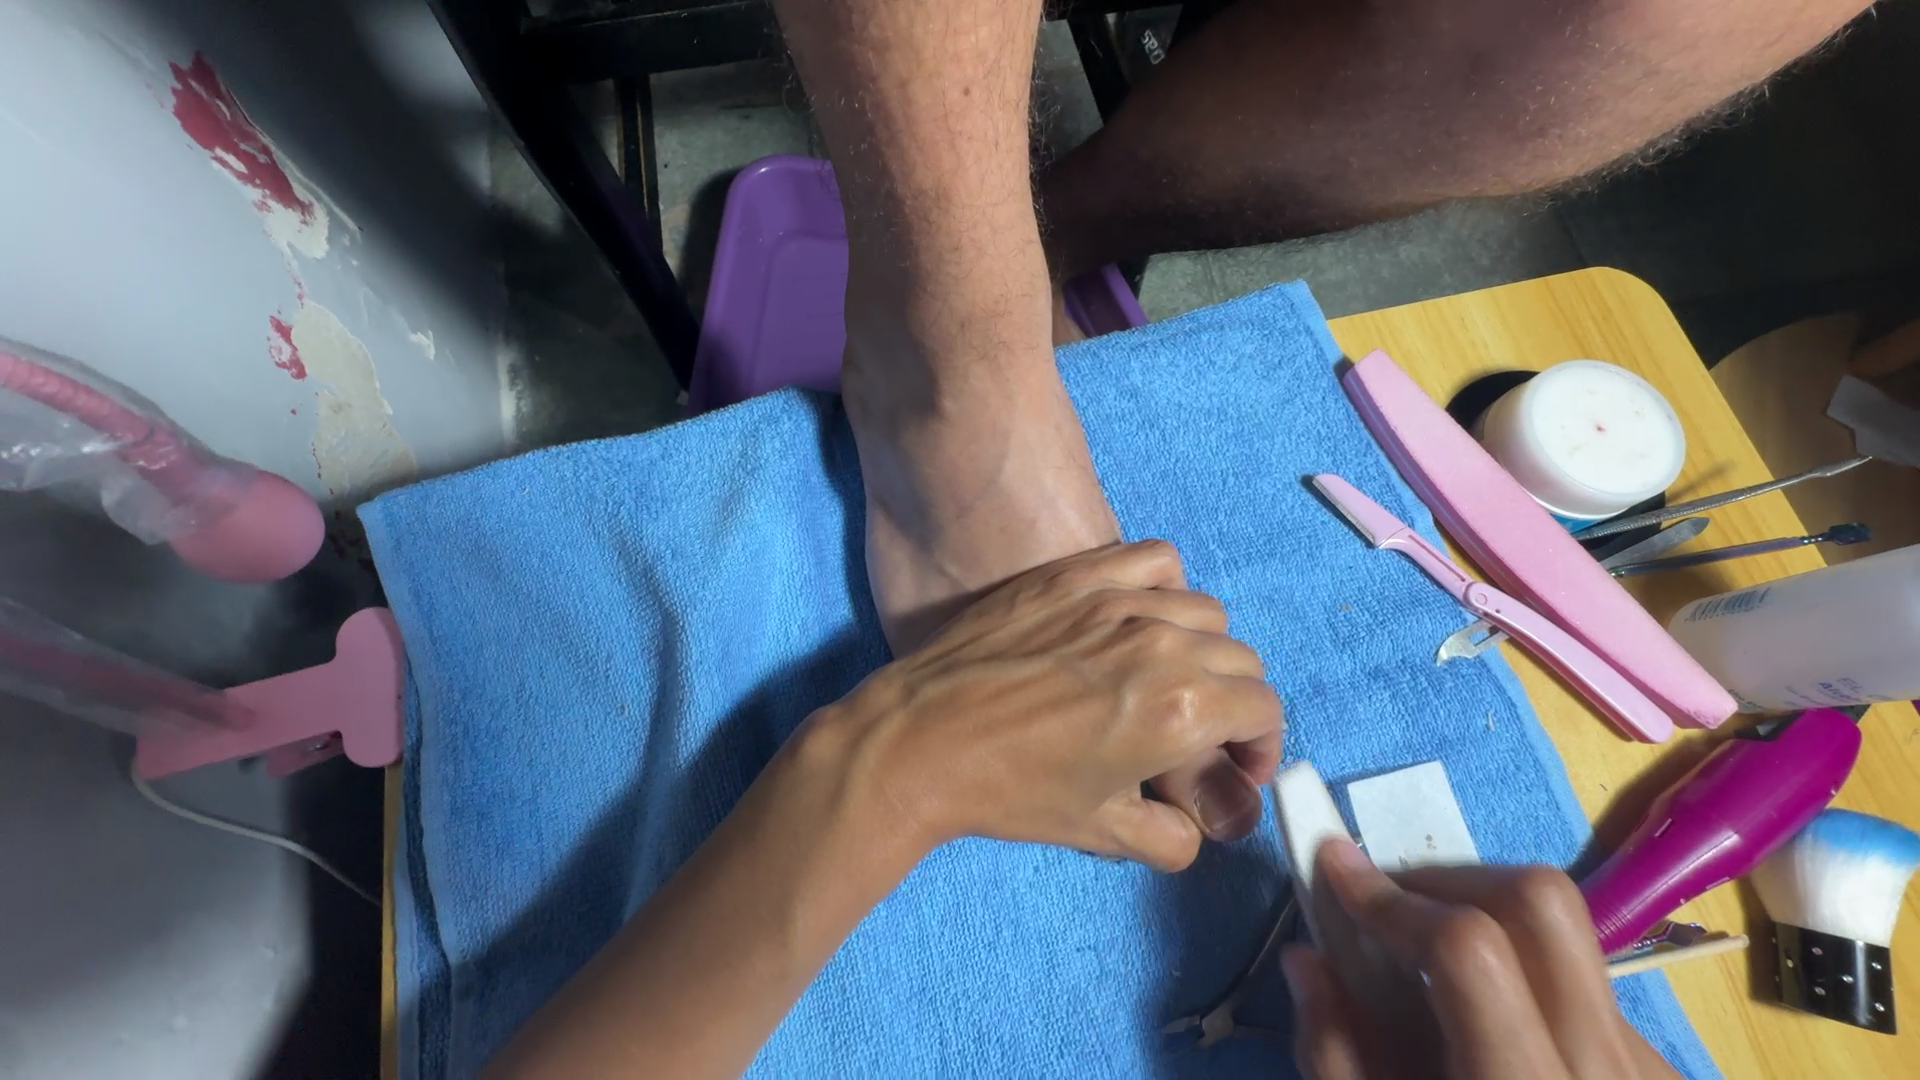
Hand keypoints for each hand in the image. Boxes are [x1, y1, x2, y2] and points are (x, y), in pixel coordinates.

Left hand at [812, 539, 1284, 870]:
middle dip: (1233, 699)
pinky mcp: (1077, 573)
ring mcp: (1118, 599)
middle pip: (1239, 658)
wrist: (922, 738)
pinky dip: (1161, 584)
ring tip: (1163, 671)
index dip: (1259, 743)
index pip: (1263, 708)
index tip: (1236, 763)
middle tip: (1198, 727)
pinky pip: (1151, 559)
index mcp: (1181, 710)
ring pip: (1201, 608)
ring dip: (1200, 644)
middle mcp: (1163, 643)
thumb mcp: (1100, 830)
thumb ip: (1171, 837)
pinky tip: (1134, 613)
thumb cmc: (1010, 789)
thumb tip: (1200, 831)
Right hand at [1283, 839, 1679, 1079]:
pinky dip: (1519, 970)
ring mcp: (1653, 1074)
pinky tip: (1488, 1023)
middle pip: (1542, 903)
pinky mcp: (1667, 1077)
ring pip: (1567, 938)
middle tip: (1392, 900)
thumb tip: (1304, 958)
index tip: (1333, 866)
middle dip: (1449, 877)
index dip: (1390, 895)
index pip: (1470, 947)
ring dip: (1482, 917)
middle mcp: (1607, 1072)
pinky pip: (1584, 985)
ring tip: (1430, 962)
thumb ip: (1333, 1055)